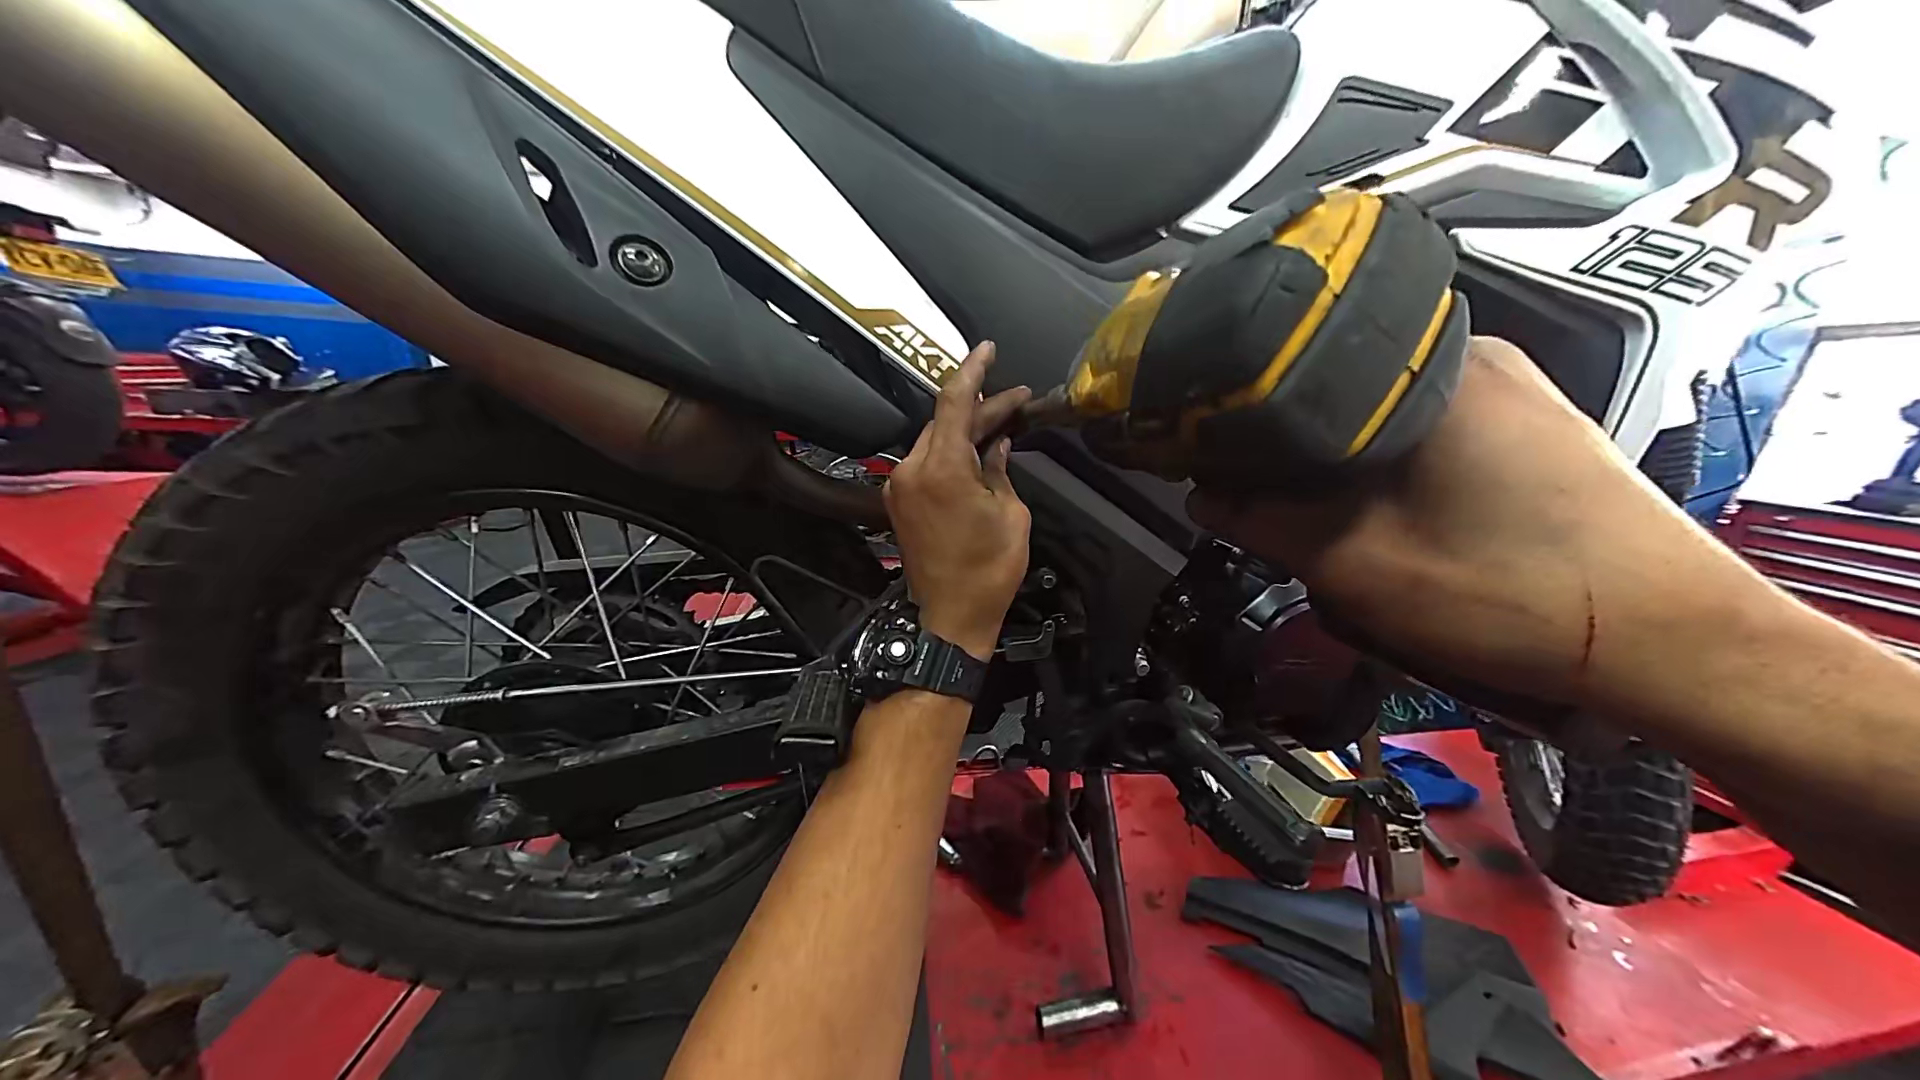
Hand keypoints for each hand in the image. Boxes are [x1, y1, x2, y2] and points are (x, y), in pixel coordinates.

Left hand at [885, 342, 1032, 659]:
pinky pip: (926, 463)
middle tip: (1016, 401)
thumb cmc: (988, 571)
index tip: (987, 350)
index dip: (973, 370)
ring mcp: (901, 487)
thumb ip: (1000, 469)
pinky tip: (977, 452)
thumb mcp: (1010, 514)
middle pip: (944, 420)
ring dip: (964, 429)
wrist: (951, 616)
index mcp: (941, 469)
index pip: (953, 401)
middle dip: (980, 407)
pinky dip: (950, 452)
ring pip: (934, 440)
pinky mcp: (900, 502)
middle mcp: (912, 471)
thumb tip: (997, 444)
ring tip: (1000, 424)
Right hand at [1188, 336, 1761, 713]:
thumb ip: (1264, 522)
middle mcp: (1474, 359)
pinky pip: (1424, 436)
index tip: (1219, 471)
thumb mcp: (1357, 564)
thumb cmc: (1515, 596)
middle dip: (1299, 458)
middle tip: (1280, 514)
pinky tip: (1395, 520)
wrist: (1677, 645)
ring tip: (1337, 524)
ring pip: (1379, 422)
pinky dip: (1390, 472)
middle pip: (1338, 401)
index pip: (1297, 382)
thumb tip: (1201, 495)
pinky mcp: (1530, 426)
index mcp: (1430, 370)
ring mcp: (1510, 389)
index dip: (1247, 430)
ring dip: (1344, 470)